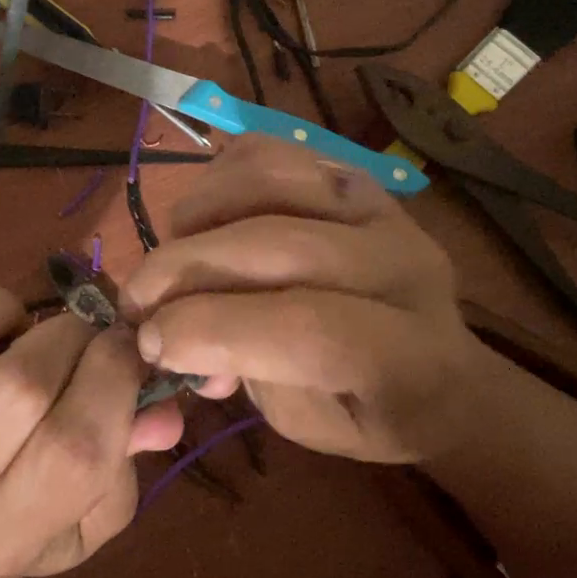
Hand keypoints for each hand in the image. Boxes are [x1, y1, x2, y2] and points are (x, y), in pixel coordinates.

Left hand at [0, 274, 182, 577]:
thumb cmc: (30, 519)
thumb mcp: (93, 515)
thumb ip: (126, 461)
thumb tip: (164, 407)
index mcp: (10, 527)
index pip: (73, 449)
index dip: (114, 379)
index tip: (127, 348)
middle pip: (16, 388)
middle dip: (67, 339)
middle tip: (80, 333)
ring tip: (16, 323)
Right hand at [121, 134, 486, 463]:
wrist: (440, 369)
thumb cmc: (368, 411)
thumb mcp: (311, 425)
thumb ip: (244, 374)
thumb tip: (168, 336)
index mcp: (411, 355)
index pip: (311, 327)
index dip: (214, 329)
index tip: (150, 343)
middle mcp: (403, 265)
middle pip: (279, 245)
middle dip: (186, 270)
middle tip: (136, 300)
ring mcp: (378, 208)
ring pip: (271, 179)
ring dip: (198, 213)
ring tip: (170, 254)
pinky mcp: (349, 175)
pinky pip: (268, 152)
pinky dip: (217, 178)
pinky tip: (201, 220)